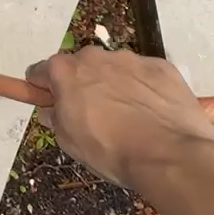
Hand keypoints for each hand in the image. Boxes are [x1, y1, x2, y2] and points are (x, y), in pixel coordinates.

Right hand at [25, 48, 213, 187]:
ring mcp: (129, 59)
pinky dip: (148, 88)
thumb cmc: (112, 151)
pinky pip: (148, 75)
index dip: (46, 89)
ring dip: (118, 85)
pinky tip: (158, 113)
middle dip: (86, 85)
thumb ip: (54, 119)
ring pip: (116, 69)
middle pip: (81, 67)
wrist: (172, 158)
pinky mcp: (162, 67)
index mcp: (63, 70)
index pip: (41, 72)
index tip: (55, 105)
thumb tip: (50, 110)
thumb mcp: (70, 142)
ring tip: (135, 117)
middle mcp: (91, 56)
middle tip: (99, 115)